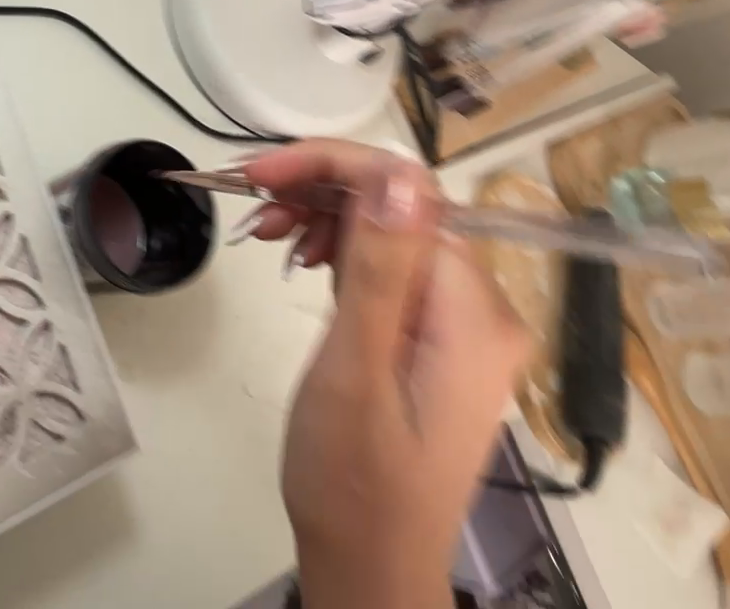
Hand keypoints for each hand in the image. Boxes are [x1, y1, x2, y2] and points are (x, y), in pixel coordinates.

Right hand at [237, 141, 529, 608]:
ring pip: (386, 229)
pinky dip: (336, 250)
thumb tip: (400, 175)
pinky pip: (384, 265)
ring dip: (322, 216)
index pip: (407, 193)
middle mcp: (478, 306)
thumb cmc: (353, 480)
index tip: (257, 175)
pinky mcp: (430, 333)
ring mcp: (456, 321)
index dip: (331, 167)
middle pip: (398, 206)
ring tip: (264, 232)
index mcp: (471, 312)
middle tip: (250, 207)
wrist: (368, 562)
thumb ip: (380, 268)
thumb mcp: (355, 370)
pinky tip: (300, 256)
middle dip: (319, 190)